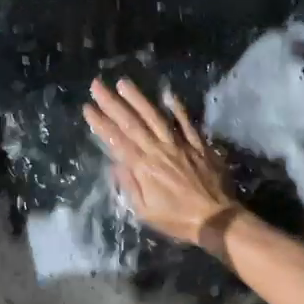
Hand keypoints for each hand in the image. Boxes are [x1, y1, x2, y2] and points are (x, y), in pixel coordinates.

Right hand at [83, 77, 237, 246]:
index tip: (87, 108)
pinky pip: (186, 123)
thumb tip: (115, 163)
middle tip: (97, 85)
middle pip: (132, 123)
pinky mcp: (199, 145)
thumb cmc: (177, 219)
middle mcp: (159, 150)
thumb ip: (129, 185)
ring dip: (139, 99)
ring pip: (156, 117)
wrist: (216, 218)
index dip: (101, 123)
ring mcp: (180, 145)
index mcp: (144, 167)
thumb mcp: (145, 212)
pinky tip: (168, 95)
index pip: (117, 141)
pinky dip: (178, 109)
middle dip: (113, 103)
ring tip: (124, 83)